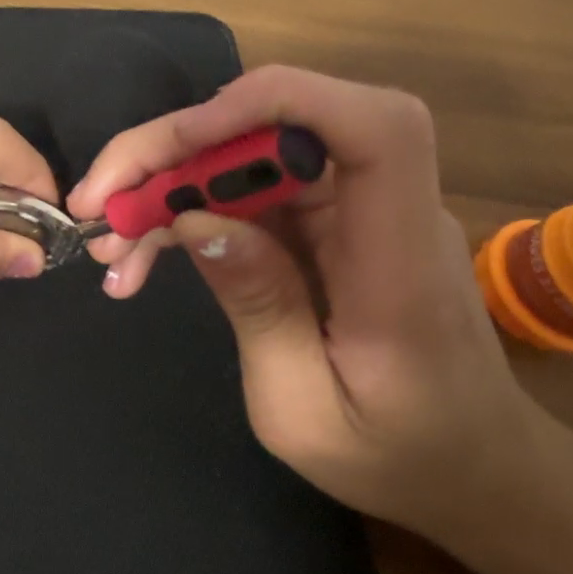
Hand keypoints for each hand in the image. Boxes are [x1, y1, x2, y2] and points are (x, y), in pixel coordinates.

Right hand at [67, 65, 559, 544]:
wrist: (473, 469)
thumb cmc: (398, 456)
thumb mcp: (304, 412)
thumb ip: (259, 309)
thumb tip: (196, 220)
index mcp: (399, 264)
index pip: (372, 129)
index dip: (276, 104)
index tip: (182, 139)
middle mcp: (383, 214)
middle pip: (282, 127)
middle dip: (177, 150)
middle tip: (99, 200)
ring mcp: (354, 213)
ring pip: (249, 156)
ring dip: (168, 185)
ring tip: (109, 245)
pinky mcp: (327, 223)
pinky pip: (248, 193)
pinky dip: (187, 213)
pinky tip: (142, 256)